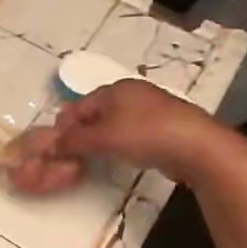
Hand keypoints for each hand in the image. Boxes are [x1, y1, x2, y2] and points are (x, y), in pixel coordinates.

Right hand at [6, 80, 227, 193]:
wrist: (196, 146)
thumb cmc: (146, 134)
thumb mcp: (103, 138)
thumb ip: (74, 141)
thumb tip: (50, 145)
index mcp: (115, 89)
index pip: (78, 105)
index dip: (64, 126)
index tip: (55, 148)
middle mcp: (132, 94)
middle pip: (96, 113)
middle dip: (81, 132)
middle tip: (71, 156)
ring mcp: (150, 109)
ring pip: (114, 123)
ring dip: (100, 139)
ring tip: (92, 159)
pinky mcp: (163, 127)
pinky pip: (131, 133)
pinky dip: (120, 144)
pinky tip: (121, 157)